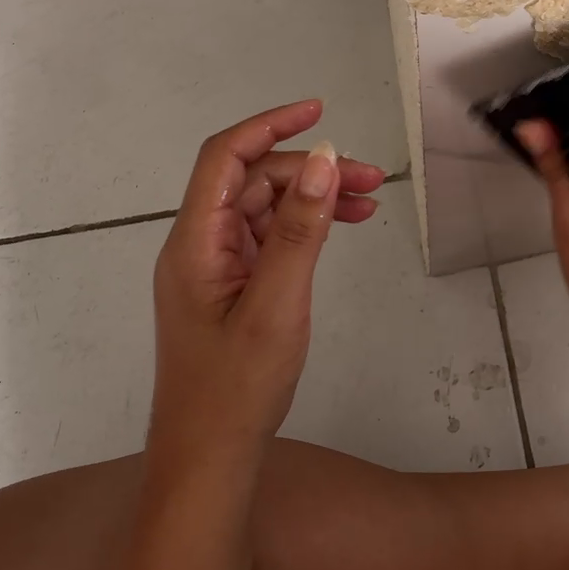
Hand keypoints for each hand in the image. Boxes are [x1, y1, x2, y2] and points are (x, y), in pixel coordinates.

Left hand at [148, 100, 386, 466]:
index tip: (319, 111)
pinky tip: (343, 227)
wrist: (210, 458)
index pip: (225, 158)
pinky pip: (272, 237)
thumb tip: (323, 159)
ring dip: (316, 197)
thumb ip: (300, 229)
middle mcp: (201, 245)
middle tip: (372, 179)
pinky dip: (308, 226)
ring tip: (370, 202)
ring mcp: (217, 266)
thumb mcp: (277, 304)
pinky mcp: (234, 286)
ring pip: (268, 208)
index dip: (269, 126)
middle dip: (312, 171)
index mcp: (196, 242)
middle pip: (255, 182)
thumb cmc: (238, 386)